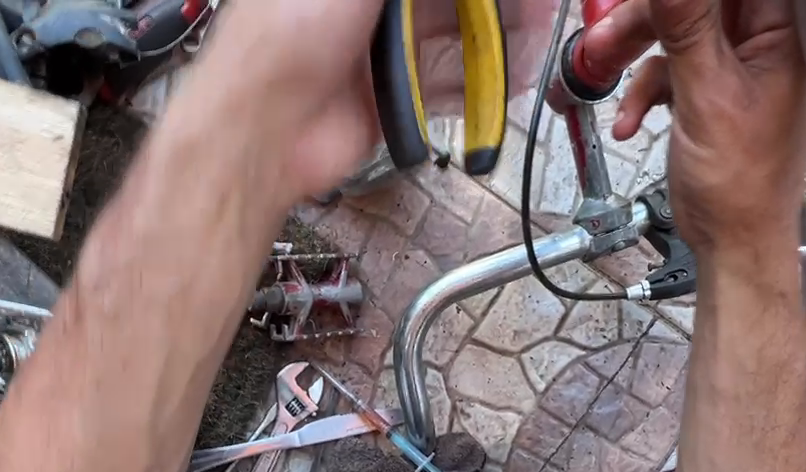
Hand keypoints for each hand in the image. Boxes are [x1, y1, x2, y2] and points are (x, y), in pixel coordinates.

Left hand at [177, 0, 558, 202]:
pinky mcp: (389, 101)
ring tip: (535, 35)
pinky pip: (442, 87)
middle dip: (495, 4)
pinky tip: (508, 78)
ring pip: (452, 38)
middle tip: (537, 7)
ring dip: (496, 38)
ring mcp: (380, 53)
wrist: (268, 125)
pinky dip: (476, 83)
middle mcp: (370, 7)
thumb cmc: (289, 30)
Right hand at [586, 0, 805, 253]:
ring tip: (603, 70)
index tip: (641, 2)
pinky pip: (671, 71)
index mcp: (787, 29)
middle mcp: (766, 38)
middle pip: (701, 3)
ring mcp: (736, 66)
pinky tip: (628, 123)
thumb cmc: (738, 185)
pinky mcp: (710, 92)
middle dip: (648, 16)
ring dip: (636, 54)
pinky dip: (645, 92)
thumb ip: (687, 27)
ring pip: (679, 31)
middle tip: (606, 33)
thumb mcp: (706, 97)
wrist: (732, 244)